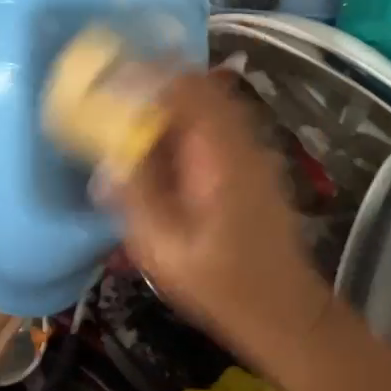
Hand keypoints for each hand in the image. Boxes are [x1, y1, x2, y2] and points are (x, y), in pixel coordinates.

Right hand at [102, 72, 329, 361]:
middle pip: (199, 83)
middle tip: (116, 85)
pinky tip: (163, 134)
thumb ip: (135, 199)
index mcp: (219, 155)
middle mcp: (241, 140)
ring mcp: (253, 148)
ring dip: (172, 92)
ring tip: (133, 103)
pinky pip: (219, 116)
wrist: (287, 313)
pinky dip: (188, 111)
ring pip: (211, 96)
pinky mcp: (254, 161)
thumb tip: (104, 162)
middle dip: (155, 78)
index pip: (184, 89)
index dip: (144, 78)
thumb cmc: (222, 285)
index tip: (109, 81)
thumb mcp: (165, 251)